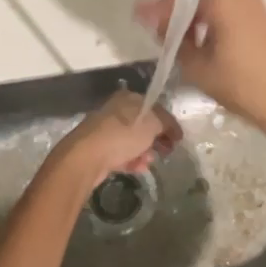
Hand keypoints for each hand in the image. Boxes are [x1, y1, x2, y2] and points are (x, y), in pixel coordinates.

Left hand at [55, 90, 181, 185]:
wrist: (87, 156)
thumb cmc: (123, 134)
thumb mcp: (154, 123)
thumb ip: (167, 123)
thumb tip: (172, 130)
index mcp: (128, 98)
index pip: (154, 107)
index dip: (169, 123)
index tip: (178, 139)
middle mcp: (116, 110)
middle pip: (143, 125)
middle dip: (156, 139)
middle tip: (167, 151)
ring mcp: (105, 130)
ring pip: (132, 141)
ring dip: (144, 152)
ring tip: (149, 162)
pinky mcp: (99, 149)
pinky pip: (121, 154)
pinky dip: (131, 161)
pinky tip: (138, 168)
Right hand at [134, 0, 265, 142]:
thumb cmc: (242, 86)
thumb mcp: (197, 67)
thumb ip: (173, 40)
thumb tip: (159, 25)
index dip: (155, 8)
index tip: (137, 16)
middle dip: (176, 12)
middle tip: (156, 31)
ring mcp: (256, 1)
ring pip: (214, 3)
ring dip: (194, 18)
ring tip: (178, 41)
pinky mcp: (264, 15)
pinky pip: (229, 11)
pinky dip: (213, 22)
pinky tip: (202, 41)